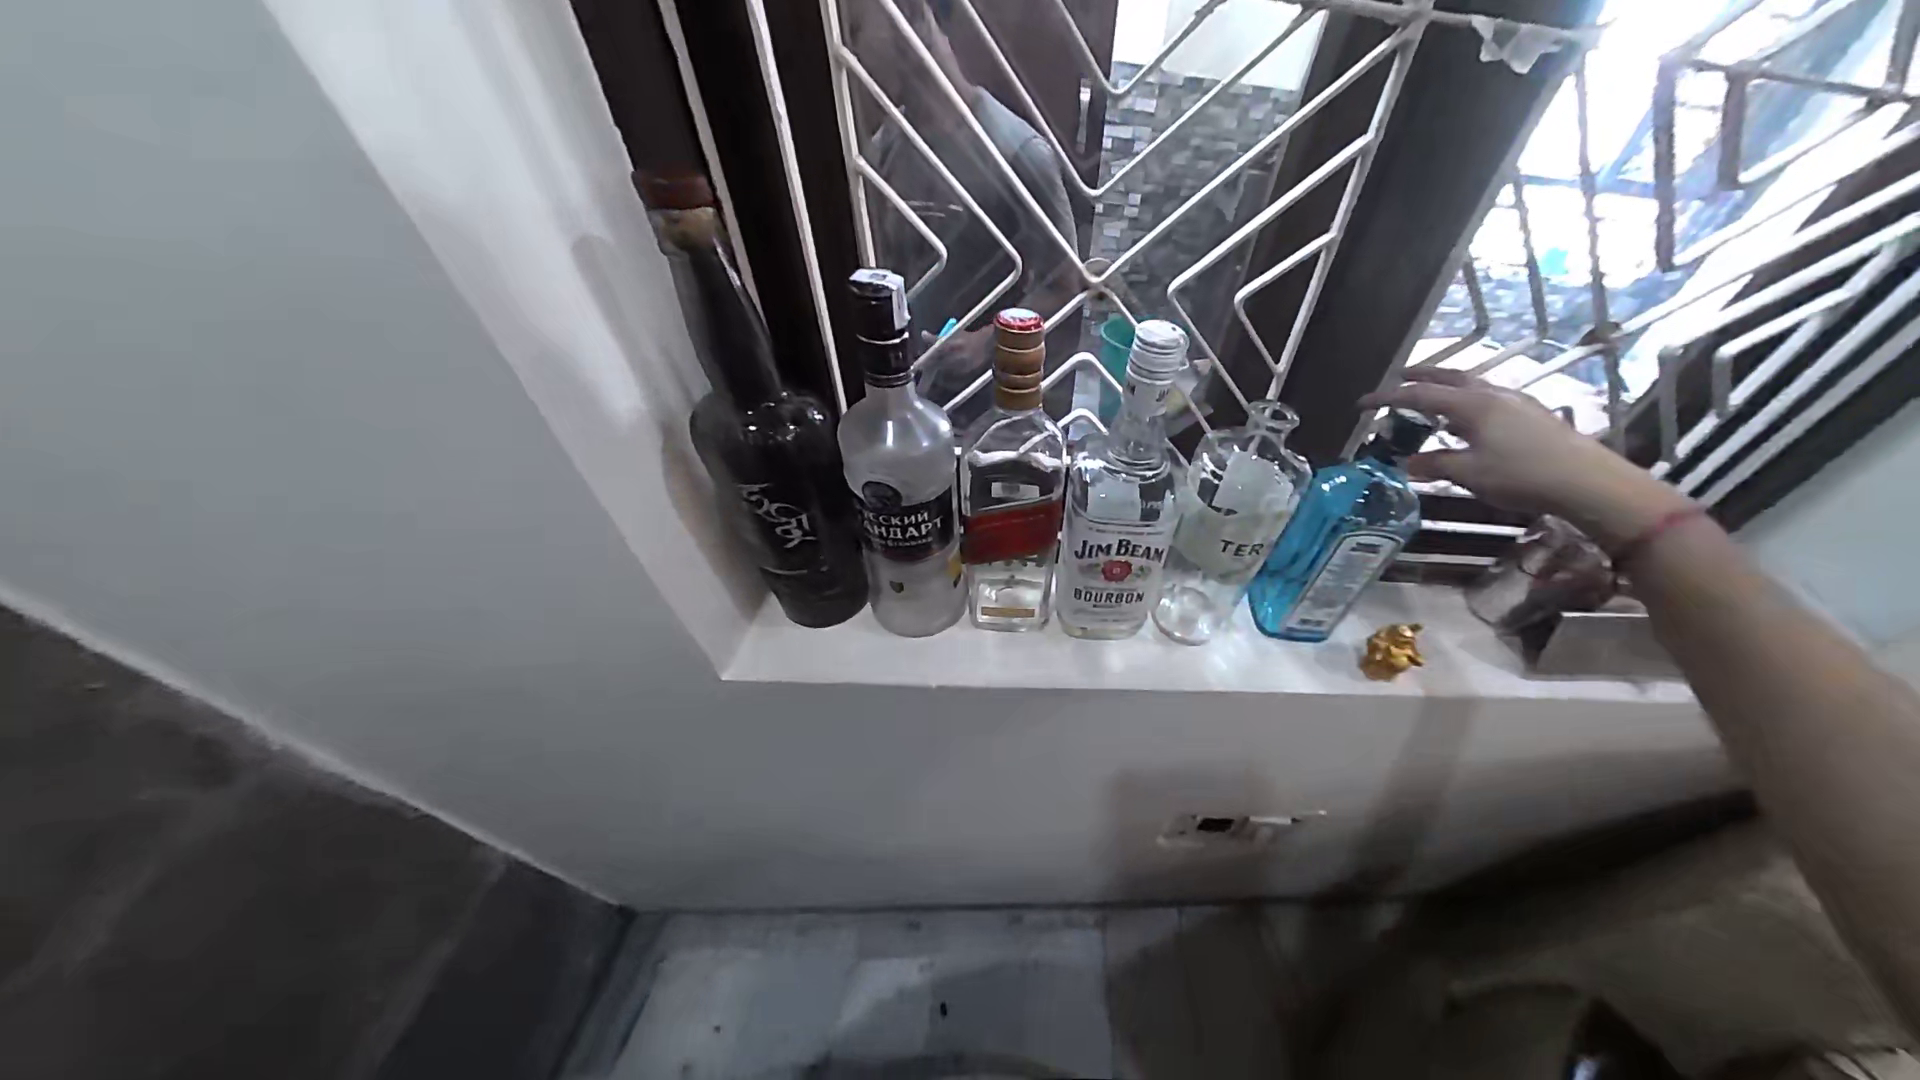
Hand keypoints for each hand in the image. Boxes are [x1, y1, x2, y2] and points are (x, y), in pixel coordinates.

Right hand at [1359, 368, 1693, 548]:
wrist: (1589, 482)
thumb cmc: (1522, 475)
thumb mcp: (1468, 473)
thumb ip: (1434, 464)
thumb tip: (1407, 463)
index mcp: (1472, 405)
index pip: (1419, 395)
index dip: (1387, 398)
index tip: (1362, 404)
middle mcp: (1494, 396)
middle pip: (1450, 378)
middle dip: (1421, 376)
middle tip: (1399, 378)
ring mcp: (1516, 403)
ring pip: (1471, 387)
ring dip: (1445, 389)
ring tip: (1429, 400)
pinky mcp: (1530, 416)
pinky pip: (1487, 400)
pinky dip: (1464, 402)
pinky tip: (1464, 421)